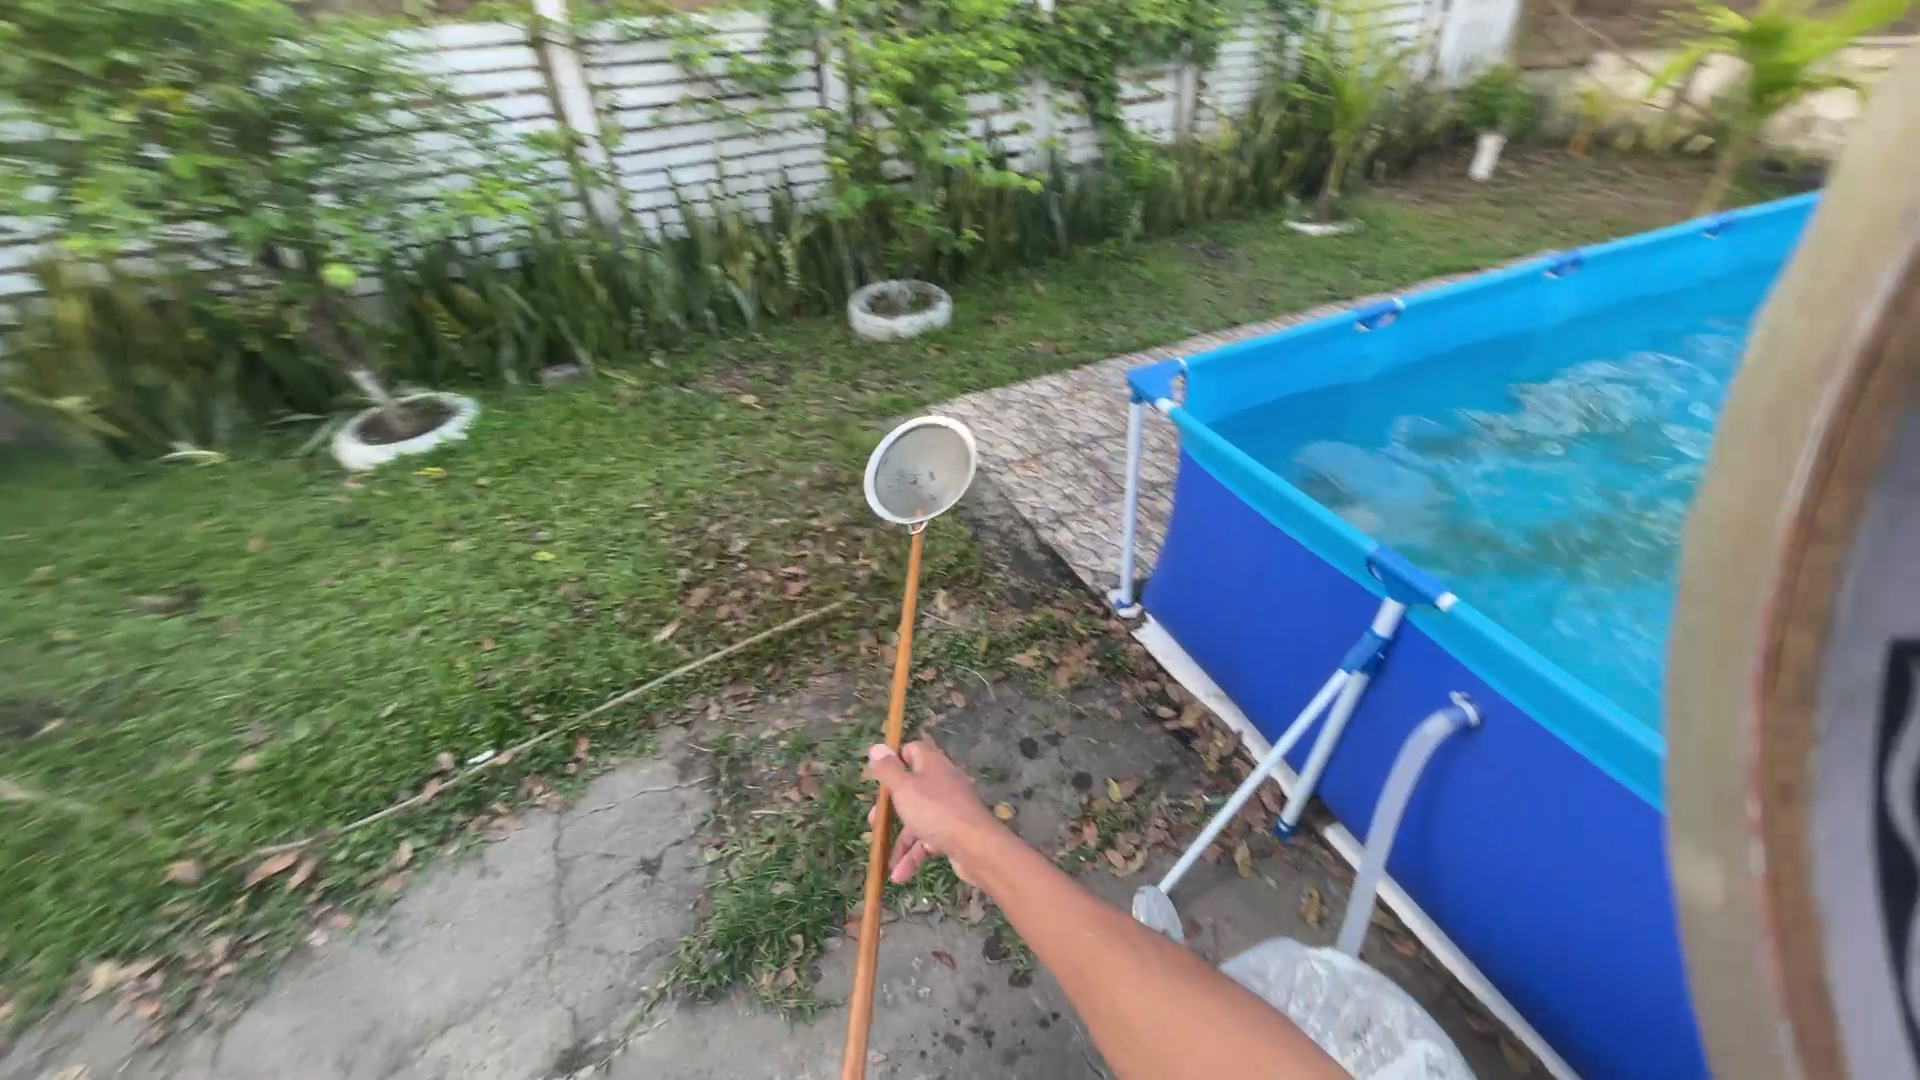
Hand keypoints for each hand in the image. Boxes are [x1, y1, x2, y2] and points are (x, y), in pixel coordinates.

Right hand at [866, 738, 1005, 885]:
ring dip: (900, 839)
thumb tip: (877, 747)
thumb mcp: (904, 789)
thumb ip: (888, 770)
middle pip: (912, 787)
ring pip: (918, 817)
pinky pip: (929, 839)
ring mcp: (949, 808)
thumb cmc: (935, 811)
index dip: (895, 760)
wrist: (976, 847)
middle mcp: (942, 781)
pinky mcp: (954, 831)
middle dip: (891, 807)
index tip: (879, 777)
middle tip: (874, 821)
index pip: (912, 751)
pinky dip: (914, 855)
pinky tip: (899, 875)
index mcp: (931, 764)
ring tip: (882, 857)